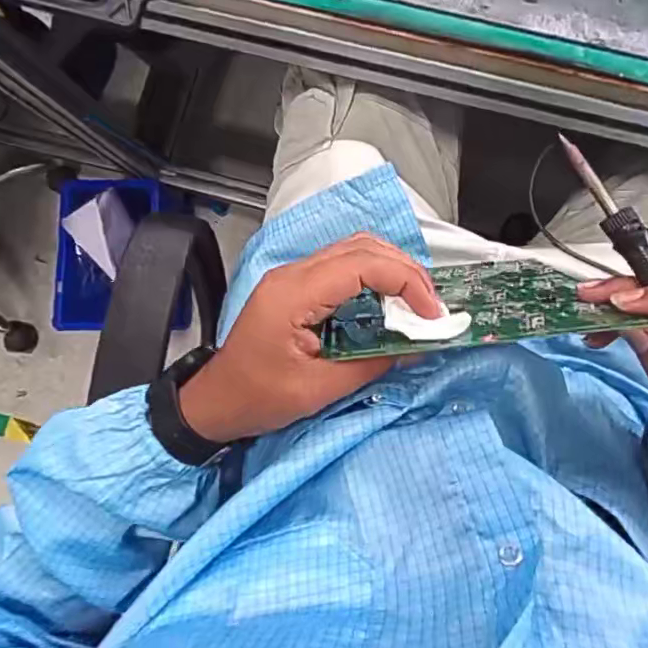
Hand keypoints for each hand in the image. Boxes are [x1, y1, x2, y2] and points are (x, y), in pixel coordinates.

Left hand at [179, 234, 444, 442]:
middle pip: (360, 246)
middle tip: (430, 306)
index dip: (406, 281)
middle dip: (405, 270)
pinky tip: (388, 301)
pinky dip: (372, 277)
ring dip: (390, 269)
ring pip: (352, 250)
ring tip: (416, 302)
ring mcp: (291, 277)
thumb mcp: (318, 390)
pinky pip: (340, 266)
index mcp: (293, 294)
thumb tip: (412, 347)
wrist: (216, 400)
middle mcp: (292, 275)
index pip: (362, 263)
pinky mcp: (294, 287)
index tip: (430, 313)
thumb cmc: (256, 397)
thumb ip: (371, 365)